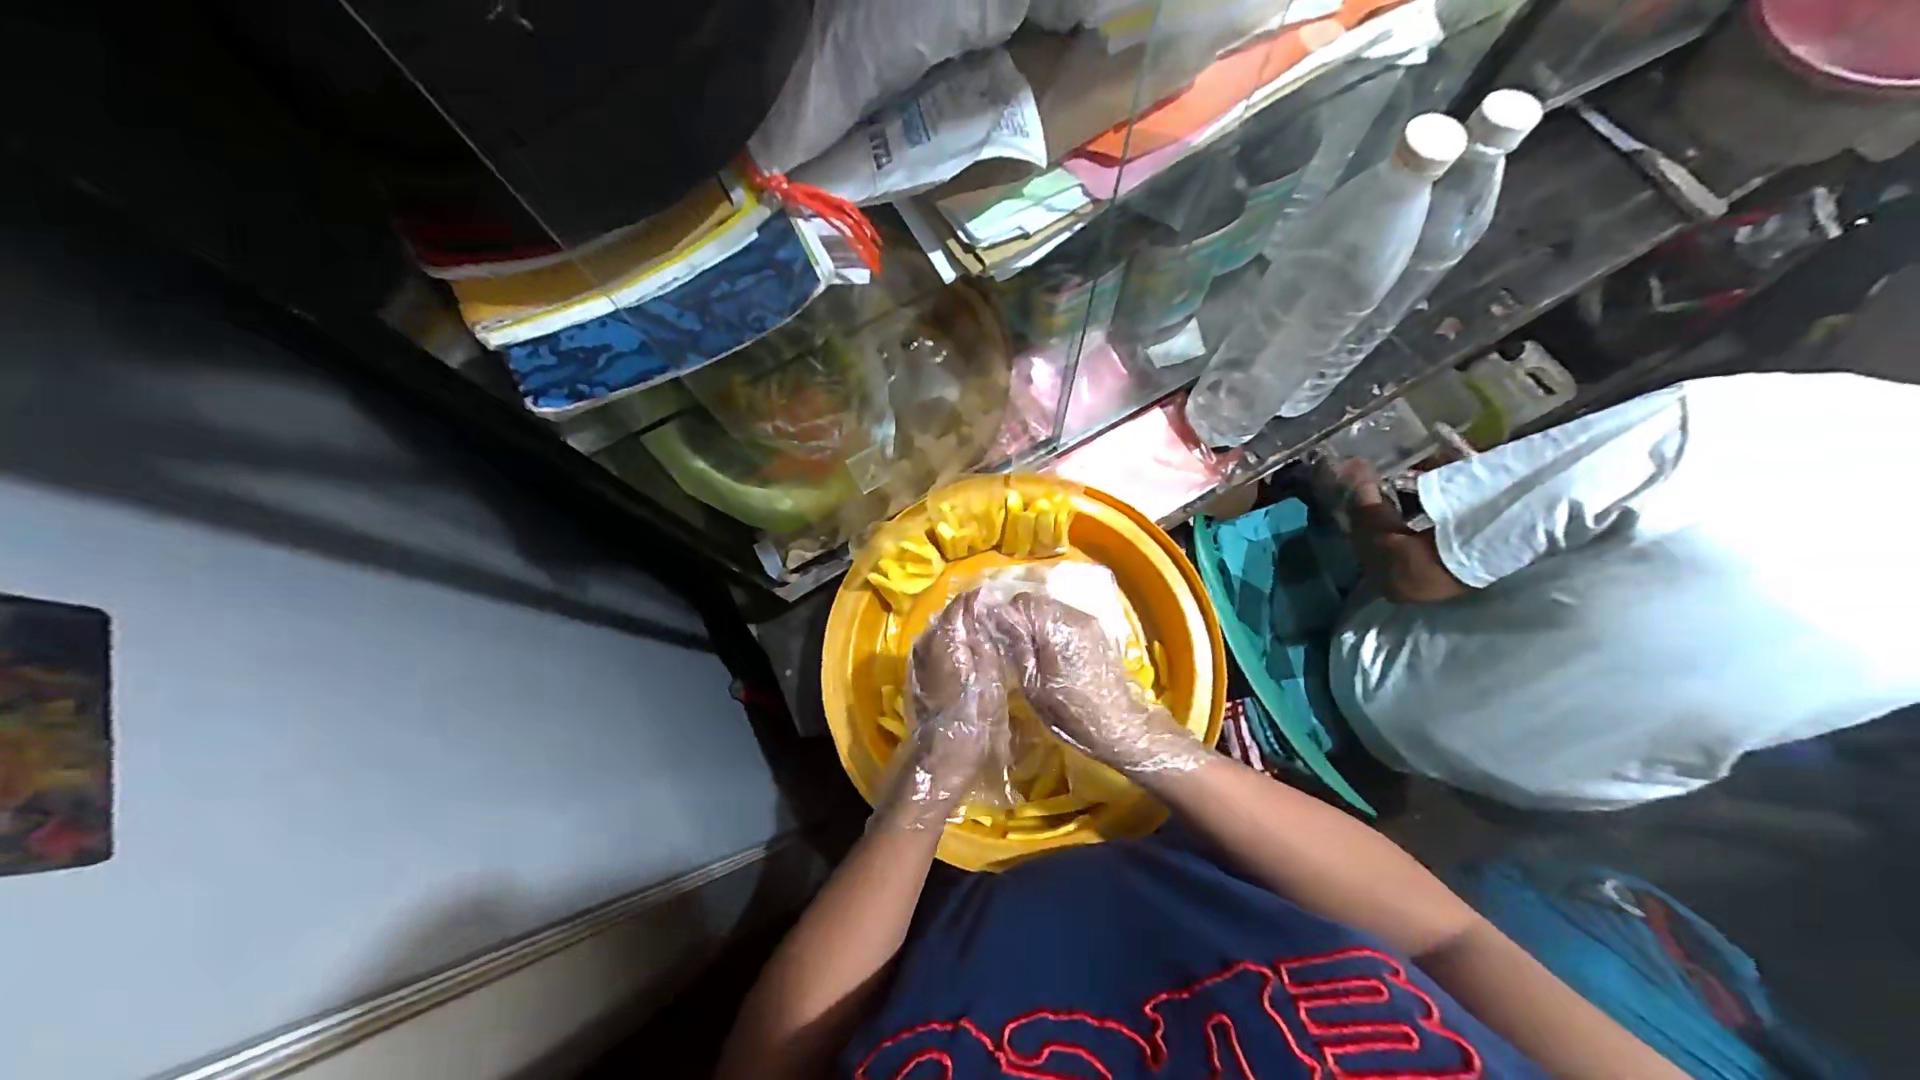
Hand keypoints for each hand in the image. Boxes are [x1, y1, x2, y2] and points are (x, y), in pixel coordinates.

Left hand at [872, 591, 1011, 831]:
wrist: (942, 757)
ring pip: (941, 634)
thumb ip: (986, 639)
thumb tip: (985, 608)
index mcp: (944, 638)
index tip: (1001, 606)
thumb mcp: (991, 675)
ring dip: (961, 634)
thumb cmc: (974, 717)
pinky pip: (936, 651)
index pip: (962, 606)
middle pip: (949, 618)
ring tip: (986, 641)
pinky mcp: (917, 676)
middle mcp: (925, 643)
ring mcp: (918, 660)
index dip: (981, 603)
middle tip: (997, 623)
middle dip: (971, 617)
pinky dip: (953, 650)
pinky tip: (970, 661)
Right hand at [981, 592, 1209, 775]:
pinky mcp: (1095, 630)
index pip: (1021, 602)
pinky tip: (1048, 649)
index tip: (994, 634)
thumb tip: (996, 620)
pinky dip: (1051, 626)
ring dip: (1035, 622)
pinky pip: (1064, 617)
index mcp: (1056, 628)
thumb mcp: (1033, 684)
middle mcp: (1074, 616)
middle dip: (1019, 618)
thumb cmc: (1070, 711)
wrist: (1118, 724)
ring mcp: (1088, 621)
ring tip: (1029, 648)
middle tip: (1010, 643)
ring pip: (1050, 607)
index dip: (1004, 615)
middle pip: (1036, 601)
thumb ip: (1016, 646)